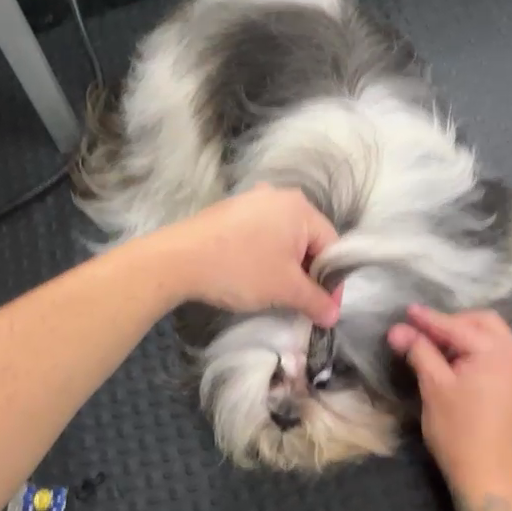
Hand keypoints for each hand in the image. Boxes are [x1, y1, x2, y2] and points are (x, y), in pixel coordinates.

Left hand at [157, 184, 340, 325]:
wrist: (178, 260)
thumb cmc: (241, 269)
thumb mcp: (285, 289)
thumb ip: (316, 301)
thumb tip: (333, 315)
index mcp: (300, 207)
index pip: (332, 245)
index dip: (332, 281)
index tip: (323, 309)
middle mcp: (279, 196)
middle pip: (308, 240)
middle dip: (308, 274)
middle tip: (300, 303)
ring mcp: (252, 201)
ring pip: (283, 239)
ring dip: (286, 268)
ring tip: (275, 293)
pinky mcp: (230, 212)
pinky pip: (261, 235)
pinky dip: (265, 257)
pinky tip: (252, 277)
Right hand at [388, 305, 511, 495]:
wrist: (485, 471)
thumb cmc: (456, 430)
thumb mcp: (434, 387)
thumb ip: (419, 352)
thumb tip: (397, 330)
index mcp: (496, 353)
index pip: (457, 326)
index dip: (429, 319)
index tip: (407, 311)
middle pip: (484, 323)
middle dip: (454, 322)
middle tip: (426, 331)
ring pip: (495, 337)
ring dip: (468, 336)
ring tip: (441, 347)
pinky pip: (501, 355)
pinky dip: (481, 351)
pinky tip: (462, 363)